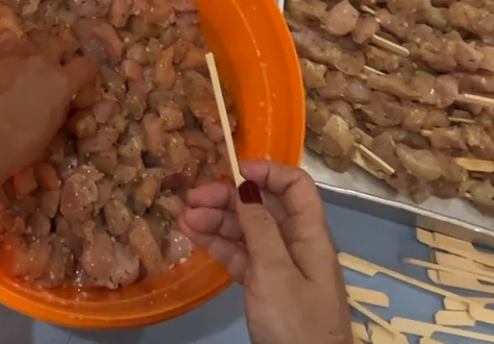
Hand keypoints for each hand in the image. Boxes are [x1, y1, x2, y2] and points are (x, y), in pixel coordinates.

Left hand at [0, 43, 96, 183]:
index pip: (87, 65)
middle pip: (60, 43)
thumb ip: (60, 108)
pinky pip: (7, 45)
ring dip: (35, 52)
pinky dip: (11, 53)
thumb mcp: (51, 130)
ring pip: (33, 40)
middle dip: (61, 55)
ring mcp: (16, 56)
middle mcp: (43, 60)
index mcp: (63, 81)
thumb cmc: (20, 146)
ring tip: (29, 69)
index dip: (85, 77)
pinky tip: (6, 68)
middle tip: (55, 74)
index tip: (79, 91)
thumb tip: (61, 102)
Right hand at [180, 160, 351, 343]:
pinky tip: (194, 236)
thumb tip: (247, 185)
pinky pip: (240, 254)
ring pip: (246, 229)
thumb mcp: (276, 272)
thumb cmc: (297, 323)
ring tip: (184, 218)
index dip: (267, 171)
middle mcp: (295, 244)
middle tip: (193, 197)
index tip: (233, 170)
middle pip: (263, 206)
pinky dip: (218, 243)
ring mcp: (279, 266)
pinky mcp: (264, 287)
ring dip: (216, 219)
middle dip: (228, 197)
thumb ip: (259, 226)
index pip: (295, 187)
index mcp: (310, 235)